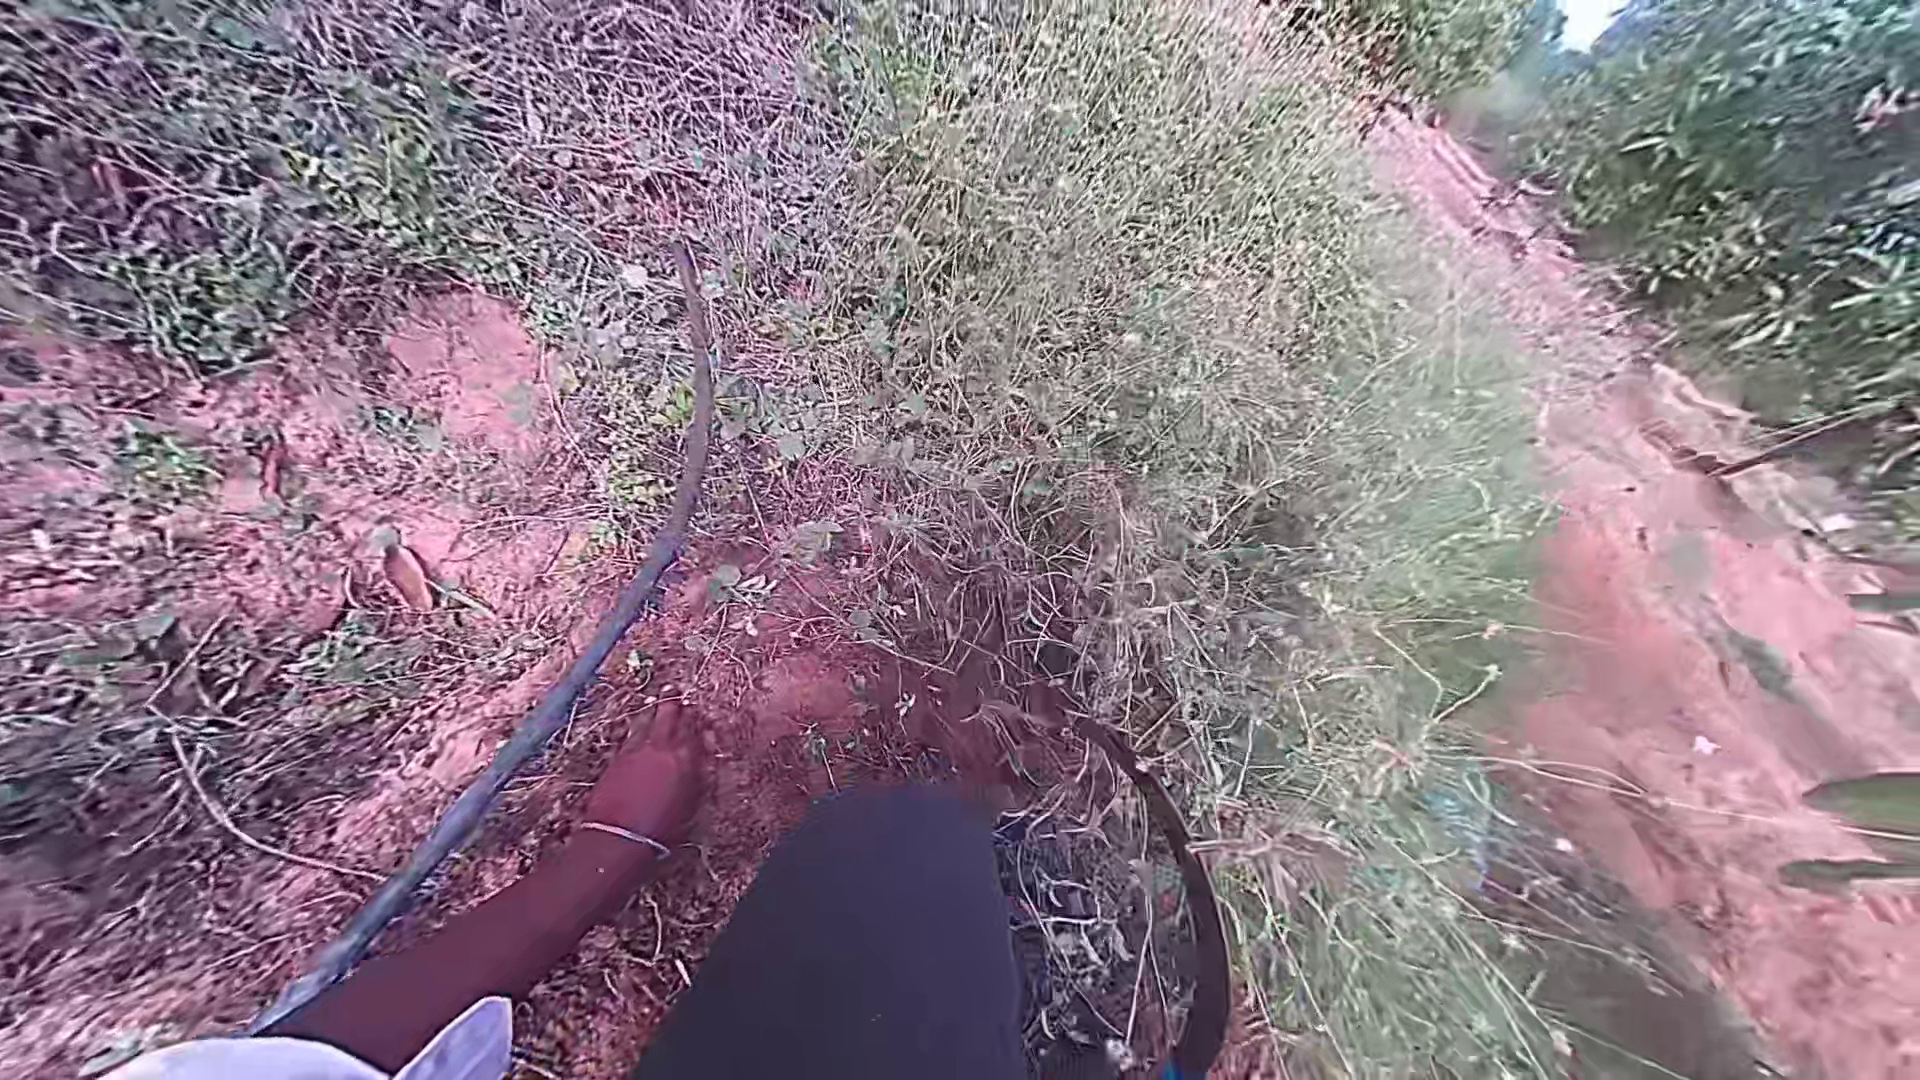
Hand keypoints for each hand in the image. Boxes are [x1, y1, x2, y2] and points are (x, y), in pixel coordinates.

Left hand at [581, 700, 702, 846]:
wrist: (620, 838)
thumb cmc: (663, 826)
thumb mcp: (693, 801)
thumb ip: (701, 773)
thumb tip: (707, 754)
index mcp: (686, 758)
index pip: (694, 730)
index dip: (697, 718)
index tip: (698, 709)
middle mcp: (662, 748)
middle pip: (671, 718)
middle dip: (675, 704)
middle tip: (676, 691)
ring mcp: (638, 751)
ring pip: (648, 722)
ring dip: (655, 709)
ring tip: (658, 699)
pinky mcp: (618, 759)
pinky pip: (631, 733)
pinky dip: (637, 724)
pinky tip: (637, 722)